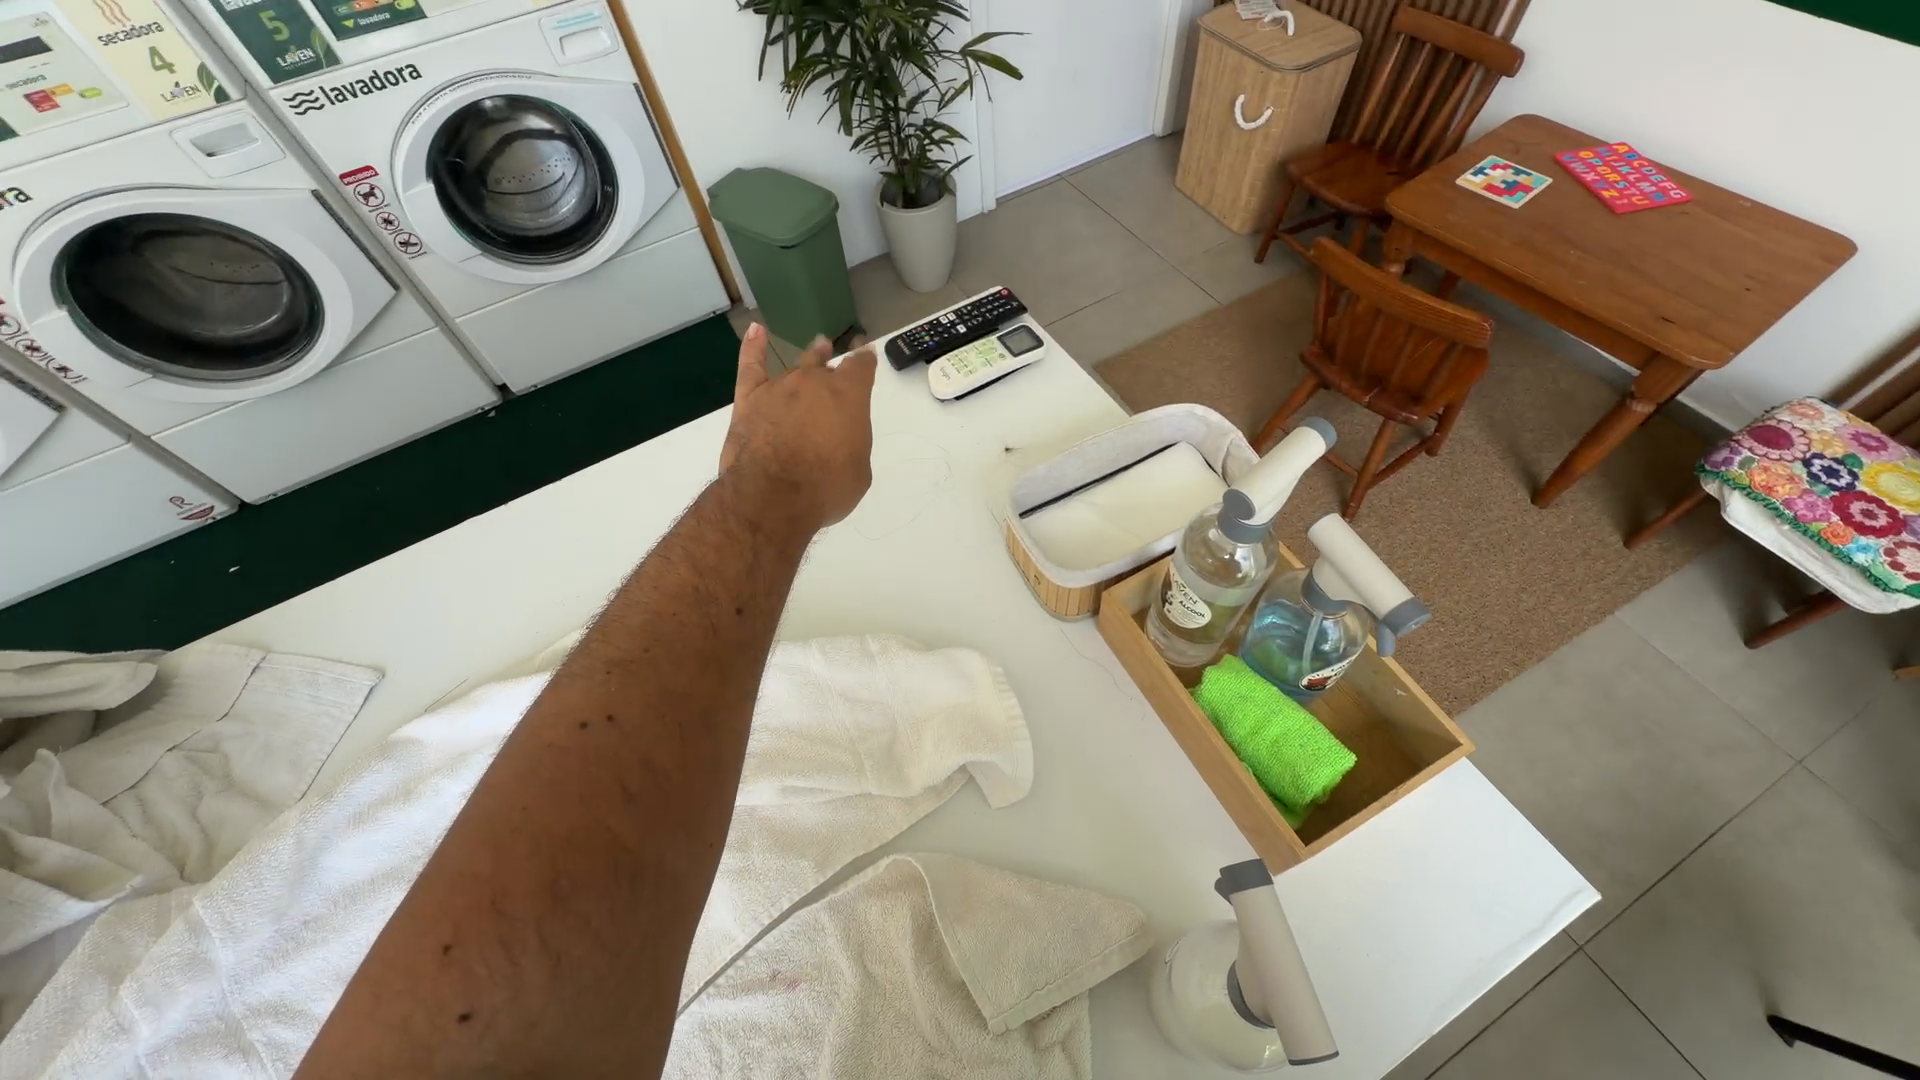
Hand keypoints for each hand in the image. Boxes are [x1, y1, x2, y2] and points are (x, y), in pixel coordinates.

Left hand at [720, 324, 876, 528]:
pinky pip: (752, 364)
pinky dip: (753, 345)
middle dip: (834, 365)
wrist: (773, 496)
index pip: (861, 365)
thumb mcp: (859, 470)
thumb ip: (852, 442)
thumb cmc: (826, 488)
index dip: (865, 359)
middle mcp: (814, 382)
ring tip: (817, 350)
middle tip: (837, 363)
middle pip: (827, 366)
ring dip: (809, 360)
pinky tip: (756, 330)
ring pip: (797, 367)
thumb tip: (839, 435)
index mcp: (849, 396)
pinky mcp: (749, 398)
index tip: (867, 354)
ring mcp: (779, 387)